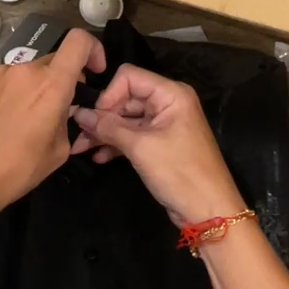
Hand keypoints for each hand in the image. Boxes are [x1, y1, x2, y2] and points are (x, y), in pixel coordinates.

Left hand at [0, 29, 105, 212]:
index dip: (93, 49)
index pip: (78, 41)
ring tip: (30, 120)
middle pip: (56, 61)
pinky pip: (12, 80)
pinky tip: (9, 119)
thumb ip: (67, 119)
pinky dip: (19, 92)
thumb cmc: (18, 168)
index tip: (95, 70)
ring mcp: (2, 74)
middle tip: (60, 110)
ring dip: (40, 88)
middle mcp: (27, 70)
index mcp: (51, 84)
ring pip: (33, 72)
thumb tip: (62, 110)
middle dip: (64, 80)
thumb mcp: (59, 150)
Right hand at [69, 64, 245, 226]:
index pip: (129, 77)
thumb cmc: (179, 172)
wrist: (210, 211)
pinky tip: (99, 156)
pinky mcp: (160, 143)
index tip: (94, 118)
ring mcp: (164, 124)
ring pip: (126, 119)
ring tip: (81, 148)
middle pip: (126, 98)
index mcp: (170, 93)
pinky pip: (133, 135)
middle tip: (78, 135)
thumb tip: (78, 114)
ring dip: (105, 133)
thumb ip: (108, 127)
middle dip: (102, 117)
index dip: (109, 95)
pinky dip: (116, 144)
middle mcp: (168, 102)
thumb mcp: (140, 147)